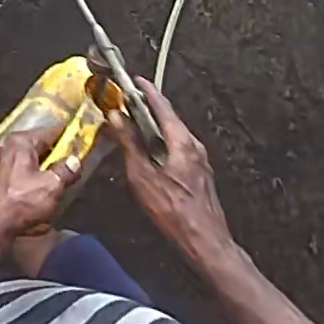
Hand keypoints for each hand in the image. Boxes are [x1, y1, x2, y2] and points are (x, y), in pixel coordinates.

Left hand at [0, 129, 78, 244]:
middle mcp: (8, 147)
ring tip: (62, 176)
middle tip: (74, 161)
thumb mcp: (51, 186)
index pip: (49, 131)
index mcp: (21, 142)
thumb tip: (75, 160)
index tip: (81, 138)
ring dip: (45, 167)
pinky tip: (42, 188)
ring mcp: (0, 162)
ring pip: (29, 160)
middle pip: (38, 145)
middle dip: (56, 153)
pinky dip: (33, 176)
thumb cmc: (21, 202)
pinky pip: (21, 171)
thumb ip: (66, 171)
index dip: (67, 134)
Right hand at [110, 77, 236, 265]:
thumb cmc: (174, 212)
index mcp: (182, 142)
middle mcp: (194, 146)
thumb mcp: (142, 176)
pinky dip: (160, 141)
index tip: (134, 80)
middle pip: (169, 118)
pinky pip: (177, 147)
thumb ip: (129, 143)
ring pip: (173, 133)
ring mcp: (199, 160)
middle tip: (128, 100)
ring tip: (133, 123)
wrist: (206, 244)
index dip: (147, 91)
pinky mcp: (198, 173)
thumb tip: (117, 117)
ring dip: (153, 126)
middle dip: (148, 107)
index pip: (163, 106)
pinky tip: (148, 151)